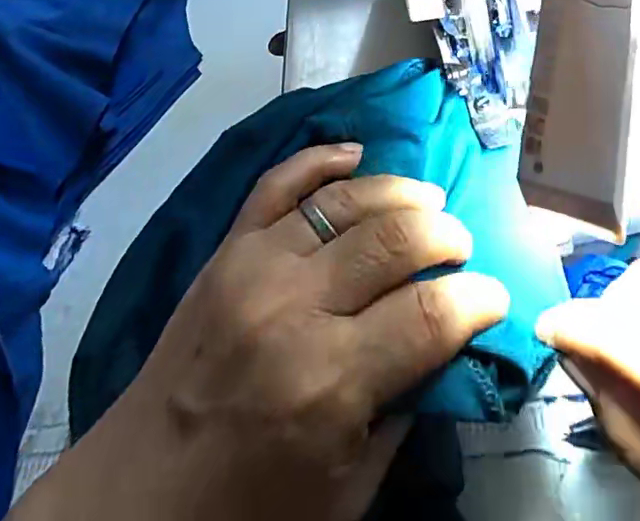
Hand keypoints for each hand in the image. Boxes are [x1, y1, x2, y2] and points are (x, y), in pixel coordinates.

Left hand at [12, 144, 508, 520]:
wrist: (145, 485)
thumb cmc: (254, 503)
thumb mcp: (350, 486)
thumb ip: (402, 407)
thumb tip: (444, 339)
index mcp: (330, 379)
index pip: (430, 313)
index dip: (477, 298)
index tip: (494, 294)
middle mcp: (293, 306)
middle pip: (390, 242)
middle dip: (443, 236)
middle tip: (462, 245)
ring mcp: (253, 264)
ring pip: (340, 202)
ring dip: (395, 191)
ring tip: (428, 198)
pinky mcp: (226, 247)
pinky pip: (276, 183)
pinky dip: (318, 160)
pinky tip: (354, 154)